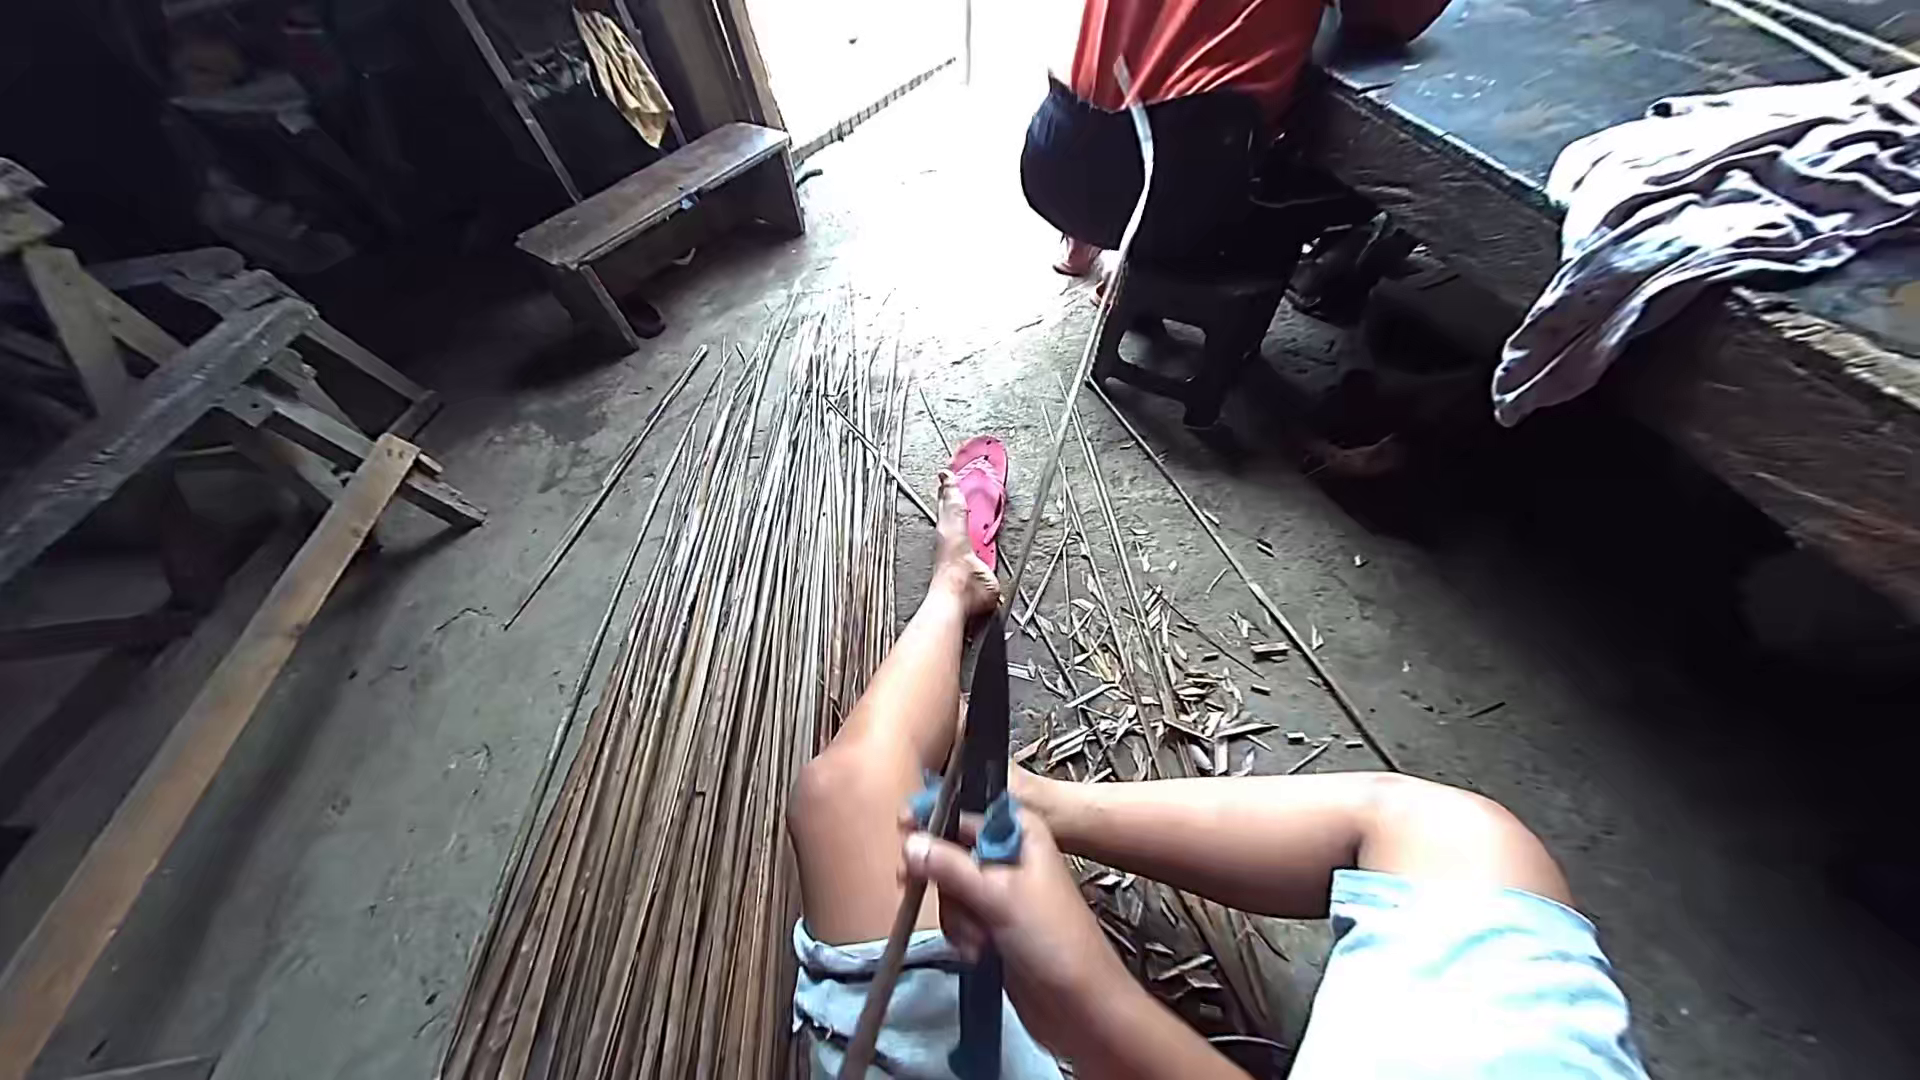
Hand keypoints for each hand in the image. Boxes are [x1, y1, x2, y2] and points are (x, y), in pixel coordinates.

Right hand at [902, 809, 1131, 1056]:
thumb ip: (950, 866)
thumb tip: (908, 842)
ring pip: (951, 884)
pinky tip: (977, 951)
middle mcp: (1009, 852)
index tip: (902, 825)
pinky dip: (961, 931)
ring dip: (955, 914)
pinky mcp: (994, 921)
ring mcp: (1001, 888)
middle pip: (953, 846)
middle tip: (911, 885)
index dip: (935, 815)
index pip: (968, 809)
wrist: (1083, 1009)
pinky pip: (959, 914)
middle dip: (939, 875)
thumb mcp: (998, 896)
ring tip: (975, 937)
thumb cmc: (1052, 939)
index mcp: (1020, 830)